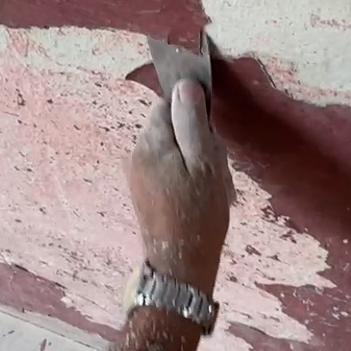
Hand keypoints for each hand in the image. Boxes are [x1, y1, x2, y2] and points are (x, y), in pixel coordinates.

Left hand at [125, 80, 233, 293]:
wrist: (181, 265)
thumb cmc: (198, 214)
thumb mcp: (204, 163)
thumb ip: (192, 122)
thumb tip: (184, 85)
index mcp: (149, 142)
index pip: (168, 104)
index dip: (194, 115)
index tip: (211, 139)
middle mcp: (135, 153)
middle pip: (169, 125)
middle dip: (195, 140)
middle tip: (214, 169)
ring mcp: (136, 172)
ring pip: (171, 147)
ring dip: (193, 159)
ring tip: (208, 186)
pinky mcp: (142, 189)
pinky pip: (167, 167)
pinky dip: (185, 175)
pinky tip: (198, 196)